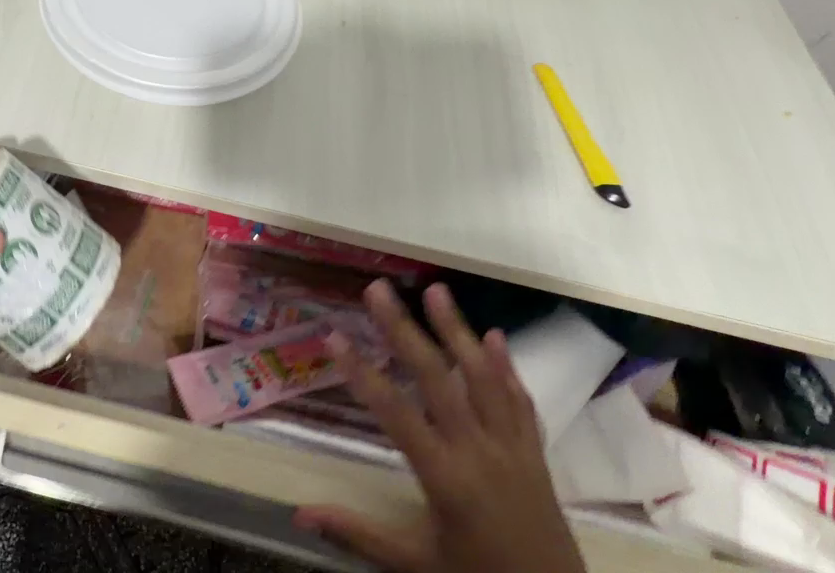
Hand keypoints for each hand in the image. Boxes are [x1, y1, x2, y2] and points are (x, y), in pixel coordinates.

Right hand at [294, 282, 586, 572]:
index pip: (395, 414)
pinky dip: (506, 367)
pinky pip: (520, 402)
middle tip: (378, 289)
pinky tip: (494, 336)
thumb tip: (299, 512)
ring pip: (483, 379)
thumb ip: (357, 532)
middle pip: (437, 379)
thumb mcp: (414, 565)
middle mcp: (479, 452)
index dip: (362, 373)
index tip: (334, 336)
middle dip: (405, 330)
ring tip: (436, 290)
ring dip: (457, 331)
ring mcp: (512, 449)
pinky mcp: (535, 455)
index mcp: (446, 479)